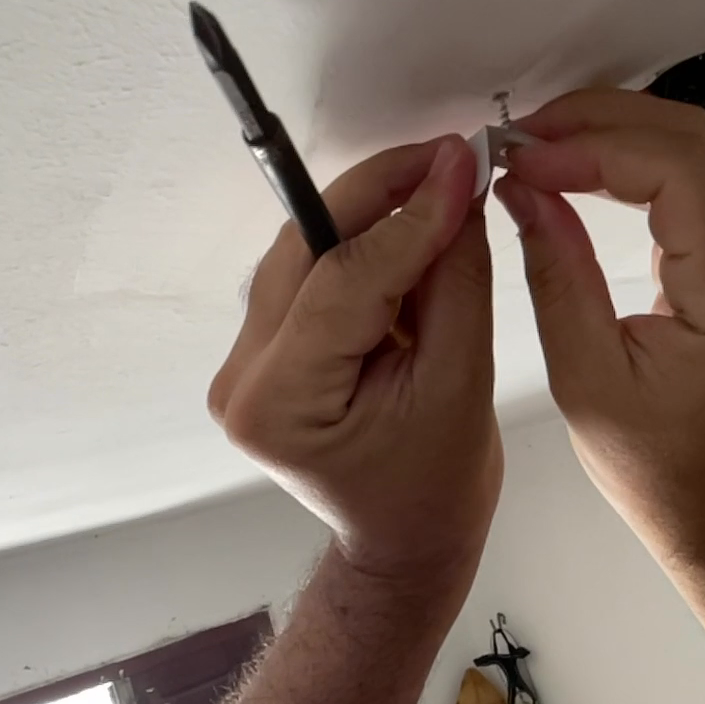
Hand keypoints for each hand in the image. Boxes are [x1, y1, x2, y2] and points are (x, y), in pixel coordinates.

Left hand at [209, 136, 501, 583]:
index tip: (460, 163)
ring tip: (438, 210)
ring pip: (305, 256)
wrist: (403, 540)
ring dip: (372, 224)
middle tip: (446, 163)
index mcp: (281, 407)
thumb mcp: (461, 383)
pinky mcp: (260, 359)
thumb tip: (455, 190)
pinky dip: (360, 256)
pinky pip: (309, 280)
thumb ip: (454, 281)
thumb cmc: (435, 490)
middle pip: (307, 251)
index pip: (343, 279)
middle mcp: (243, 383)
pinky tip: (408, 250)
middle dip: (380, 198)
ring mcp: (243, 370)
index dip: (408, 214)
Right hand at [492, 88, 704, 554]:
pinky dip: (645, 161)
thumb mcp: (585, 376)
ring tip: (549, 143)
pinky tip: (593, 166)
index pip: (680, 174)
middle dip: (604, 122)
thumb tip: (525, 189)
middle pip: (698, 143)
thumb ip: (558, 275)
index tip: (526, 157)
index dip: (595, 149)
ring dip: (623, 133)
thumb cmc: (651, 460)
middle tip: (528, 134)